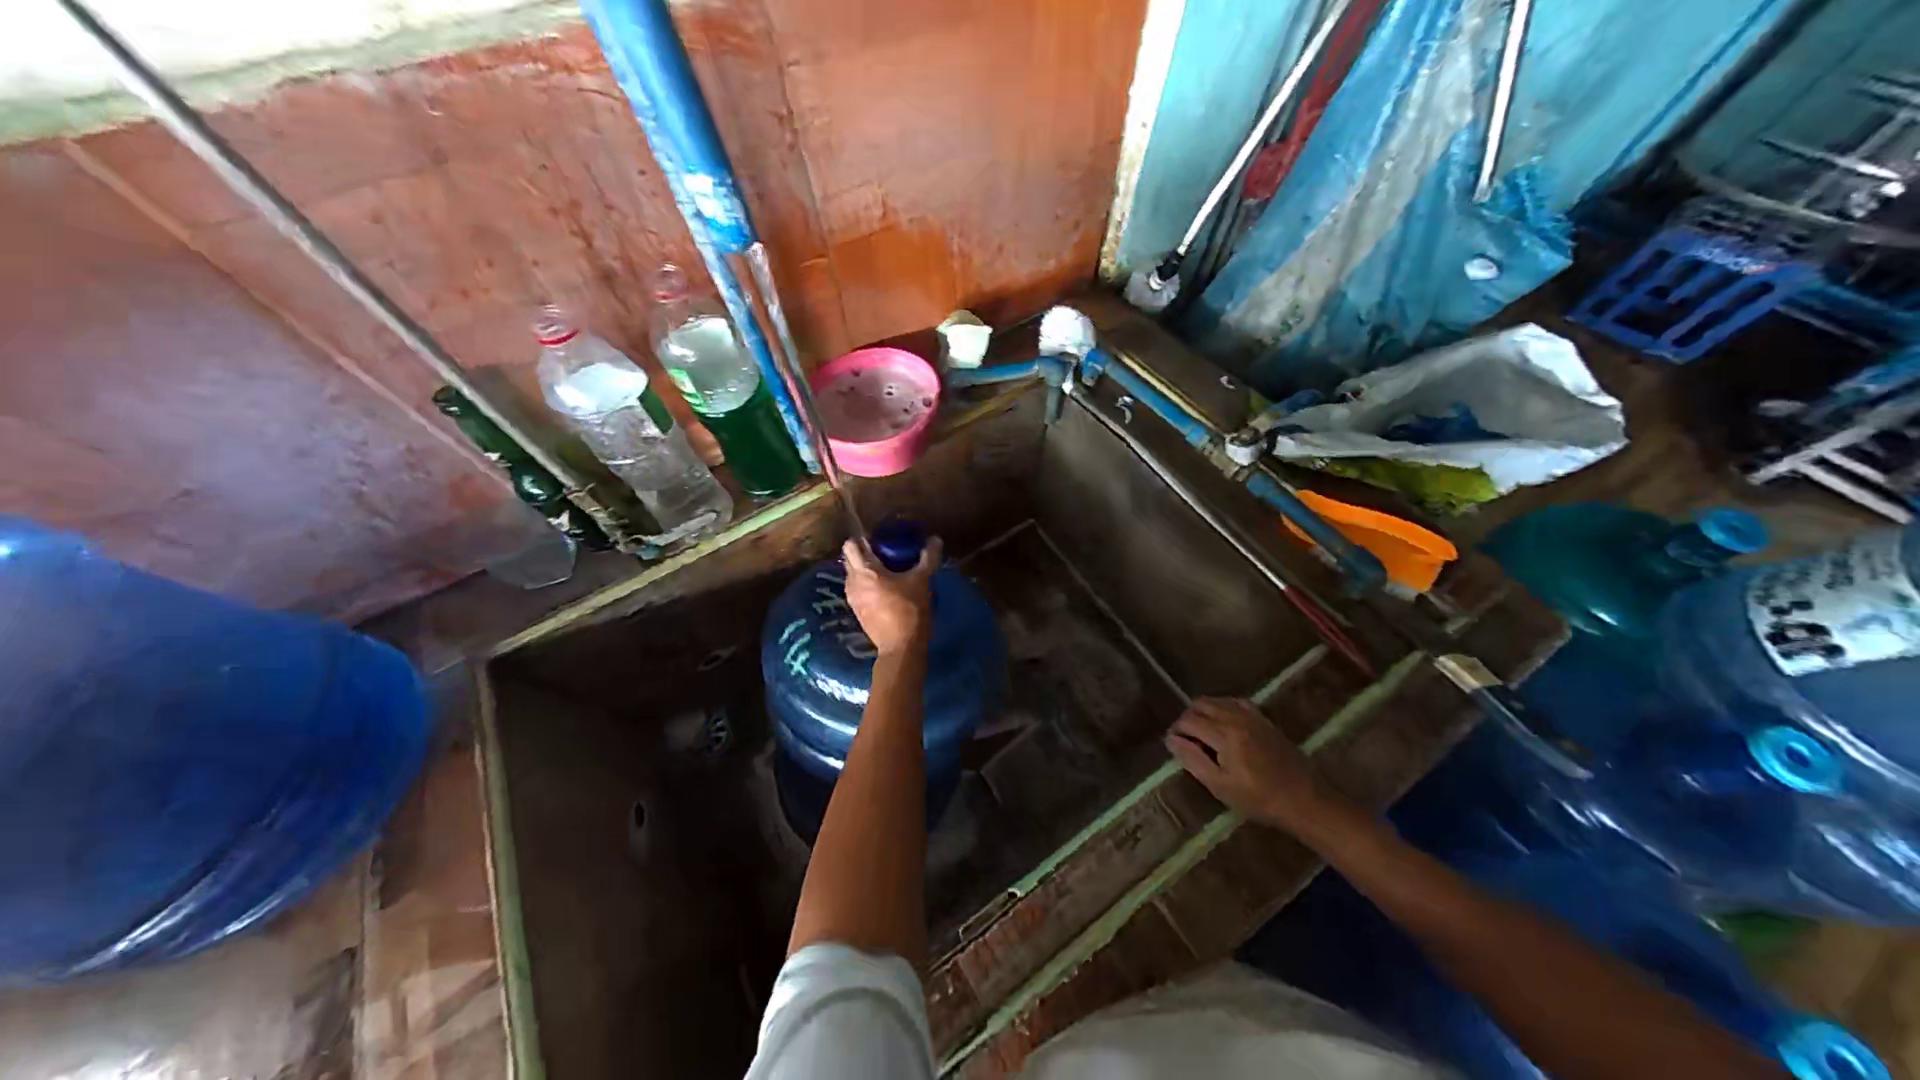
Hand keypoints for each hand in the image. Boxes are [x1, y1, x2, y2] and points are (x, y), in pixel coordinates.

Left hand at [842, 536, 941, 656]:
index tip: (879, 539)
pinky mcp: (856, 611)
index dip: (863, 539)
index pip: (851, 545)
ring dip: (863, 570)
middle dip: (863, 553)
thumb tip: (935, 539)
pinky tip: (883, 589)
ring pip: (852, 575)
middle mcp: (852, 582)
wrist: (901, 647)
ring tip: (884, 570)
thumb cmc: (910, 610)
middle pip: (849, 559)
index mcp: (865, 571)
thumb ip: (929, 557)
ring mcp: (852, 599)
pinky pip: (856, 589)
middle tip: (884, 553)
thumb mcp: (923, 581)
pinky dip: (865, 585)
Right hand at [1165, 697, 1348, 832]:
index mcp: (1224, 734)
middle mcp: (1236, 717)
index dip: (1176, 730)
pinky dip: (1224, 707)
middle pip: (1200, 705)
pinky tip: (1224, 722)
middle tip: (1186, 739)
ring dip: (1204, 711)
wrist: (1305, 800)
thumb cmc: (1258, 799)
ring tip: (1202, 732)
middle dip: (1188, 718)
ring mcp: (1253, 716)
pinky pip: (1237, 702)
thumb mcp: (1220, 785)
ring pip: (1218, 701)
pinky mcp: (1265, 720)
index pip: (1188, 721)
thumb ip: (1192, 759)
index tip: (1173, 743)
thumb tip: (1171, 739)